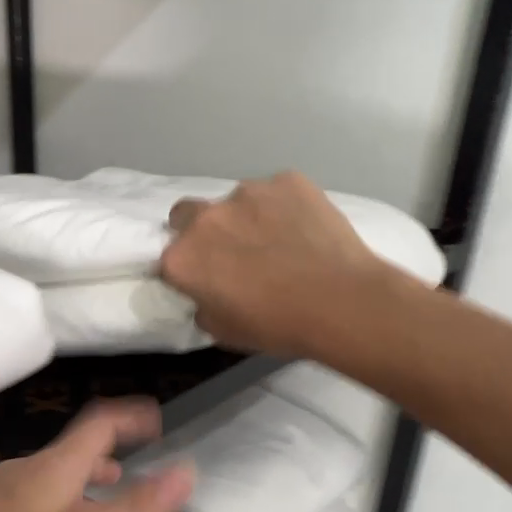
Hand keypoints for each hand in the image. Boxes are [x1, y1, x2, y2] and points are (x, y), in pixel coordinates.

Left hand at [0, 398, 194, 511]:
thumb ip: (136, 508)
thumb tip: (186, 470)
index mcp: (54, 466)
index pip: (99, 422)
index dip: (132, 416)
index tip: (158, 424)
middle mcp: (25, 468)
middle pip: (75, 449)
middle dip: (111, 456)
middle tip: (138, 476)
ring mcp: (0, 491)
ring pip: (54, 475)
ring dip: (86, 482)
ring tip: (105, 507)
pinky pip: (35, 495)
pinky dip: (62, 502)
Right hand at [159, 172, 414, 358]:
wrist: (342, 302)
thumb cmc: (275, 325)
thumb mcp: (221, 330)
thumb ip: (202, 304)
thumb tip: (208, 293)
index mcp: (182, 258)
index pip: (168, 257)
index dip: (185, 268)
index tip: (203, 279)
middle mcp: (206, 218)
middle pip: (186, 213)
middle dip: (199, 229)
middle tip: (229, 251)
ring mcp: (249, 193)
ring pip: (235, 201)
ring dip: (245, 216)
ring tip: (276, 239)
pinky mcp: (289, 180)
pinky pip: (276, 191)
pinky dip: (283, 206)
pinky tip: (303, 227)